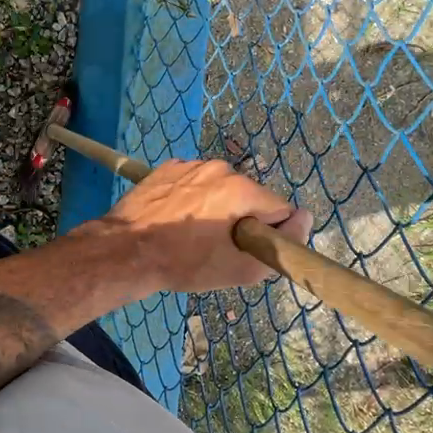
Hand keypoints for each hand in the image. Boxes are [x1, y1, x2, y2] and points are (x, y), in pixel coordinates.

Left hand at [94, 159, 311, 291]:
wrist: (127, 249)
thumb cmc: (187, 263)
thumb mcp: (244, 268)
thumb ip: (283, 243)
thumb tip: (304, 217)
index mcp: (242, 189)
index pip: (281, 209)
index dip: (272, 234)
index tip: (250, 250)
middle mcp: (219, 168)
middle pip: (250, 197)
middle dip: (244, 219)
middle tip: (220, 246)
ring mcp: (190, 164)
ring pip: (221, 188)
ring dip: (218, 207)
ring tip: (194, 233)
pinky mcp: (166, 167)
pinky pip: (194, 183)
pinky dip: (193, 198)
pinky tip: (177, 218)